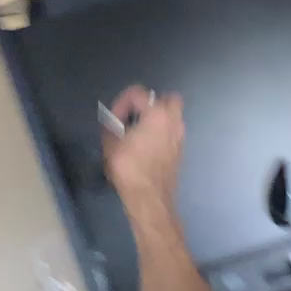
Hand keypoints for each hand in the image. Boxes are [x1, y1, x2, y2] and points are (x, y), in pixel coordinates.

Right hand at [102, 85, 183, 204]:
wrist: (149, 197)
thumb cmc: (129, 168)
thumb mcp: (110, 144)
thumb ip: (111, 126)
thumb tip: (113, 121)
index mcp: (156, 114)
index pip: (138, 93)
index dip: (121, 103)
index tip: (114, 119)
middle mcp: (173, 121)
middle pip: (167, 99)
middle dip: (150, 104)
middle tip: (135, 117)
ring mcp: (180, 137)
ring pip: (173, 116)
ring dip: (157, 118)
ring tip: (139, 132)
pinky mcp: (180, 151)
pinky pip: (172, 132)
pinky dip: (162, 133)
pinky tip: (147, 146)